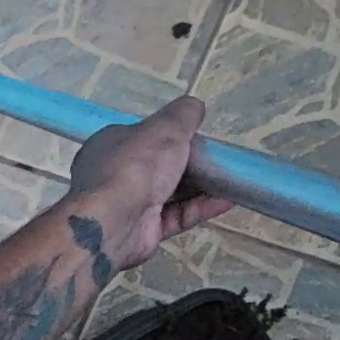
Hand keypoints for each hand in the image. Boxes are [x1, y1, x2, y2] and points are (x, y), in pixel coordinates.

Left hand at [66, 96, 233, 271]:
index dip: (168, 136)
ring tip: (233, 178)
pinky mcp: (141, 231)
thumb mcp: (164, 127)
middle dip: (190, 163)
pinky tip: (228, 199)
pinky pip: (177, 216)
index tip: (197, 136)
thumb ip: (182, 114)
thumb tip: (192, 108)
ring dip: (202, 186)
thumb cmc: (135, 166)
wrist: (113, 223)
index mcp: (107, 148)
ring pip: (170, 193)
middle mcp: (112, 177)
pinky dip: (201, 208)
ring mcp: (126, 206)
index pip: (140, 138)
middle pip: (158, 167)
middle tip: (220, 158)